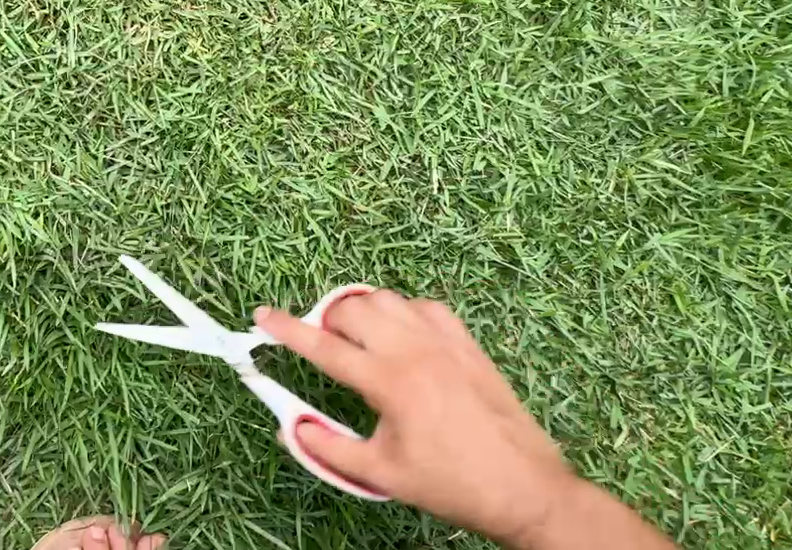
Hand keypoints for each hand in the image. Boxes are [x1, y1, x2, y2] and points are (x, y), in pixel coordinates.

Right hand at [254, 291, 669, 548]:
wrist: (530, 493)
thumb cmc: (453, 485)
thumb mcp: (384, 476)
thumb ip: (329, 448)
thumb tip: (290, 426)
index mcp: (388, 383)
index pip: (322, 346)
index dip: (286, 329)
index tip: (262, 316)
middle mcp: (412, 352)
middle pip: (349, 310)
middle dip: (326, 321)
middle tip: (324, 344)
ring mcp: (443, 342)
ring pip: (384, 298)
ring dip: (362, 311)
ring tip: (360, 338)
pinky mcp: (467, 344)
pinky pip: (423, 307)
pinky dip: (403, 313)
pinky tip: (403, 337)